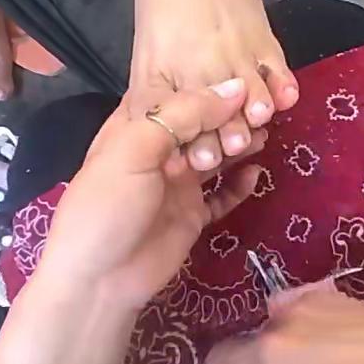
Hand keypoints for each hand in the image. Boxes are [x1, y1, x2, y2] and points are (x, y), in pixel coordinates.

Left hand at [35, 78, 267, 312]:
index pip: (178, 96)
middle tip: (260, 114)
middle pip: (201, 125)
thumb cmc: (108, 204)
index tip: (245, 83)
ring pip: (216, 156)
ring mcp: (177, 184)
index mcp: (135, 127)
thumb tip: (234, 88)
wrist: (100, 280)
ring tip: (264, 136)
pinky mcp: (192, 214)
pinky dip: (239, 185)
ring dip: (238, 146)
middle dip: (228, 118)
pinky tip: (256, 174)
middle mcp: (158, 151)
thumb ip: (182, 115)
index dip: (209, 88)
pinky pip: (222, 195)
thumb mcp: (135, 148)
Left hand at [125, 0, 298, 173]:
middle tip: (230, 147)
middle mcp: (196, 68)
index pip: (170, 121)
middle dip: (221, 135)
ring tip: (258, 124)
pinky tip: (286, 98)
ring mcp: (231, 51)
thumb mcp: (145, 57)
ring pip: (246, 94)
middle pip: (212, 113)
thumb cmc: (159, 1)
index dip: (182, 144)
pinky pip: (276, 67)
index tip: (190, 162)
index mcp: (162, 77)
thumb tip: (172, 137)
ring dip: (253, 114)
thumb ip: (156, 99)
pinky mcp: (260, 34)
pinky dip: (282, 84)